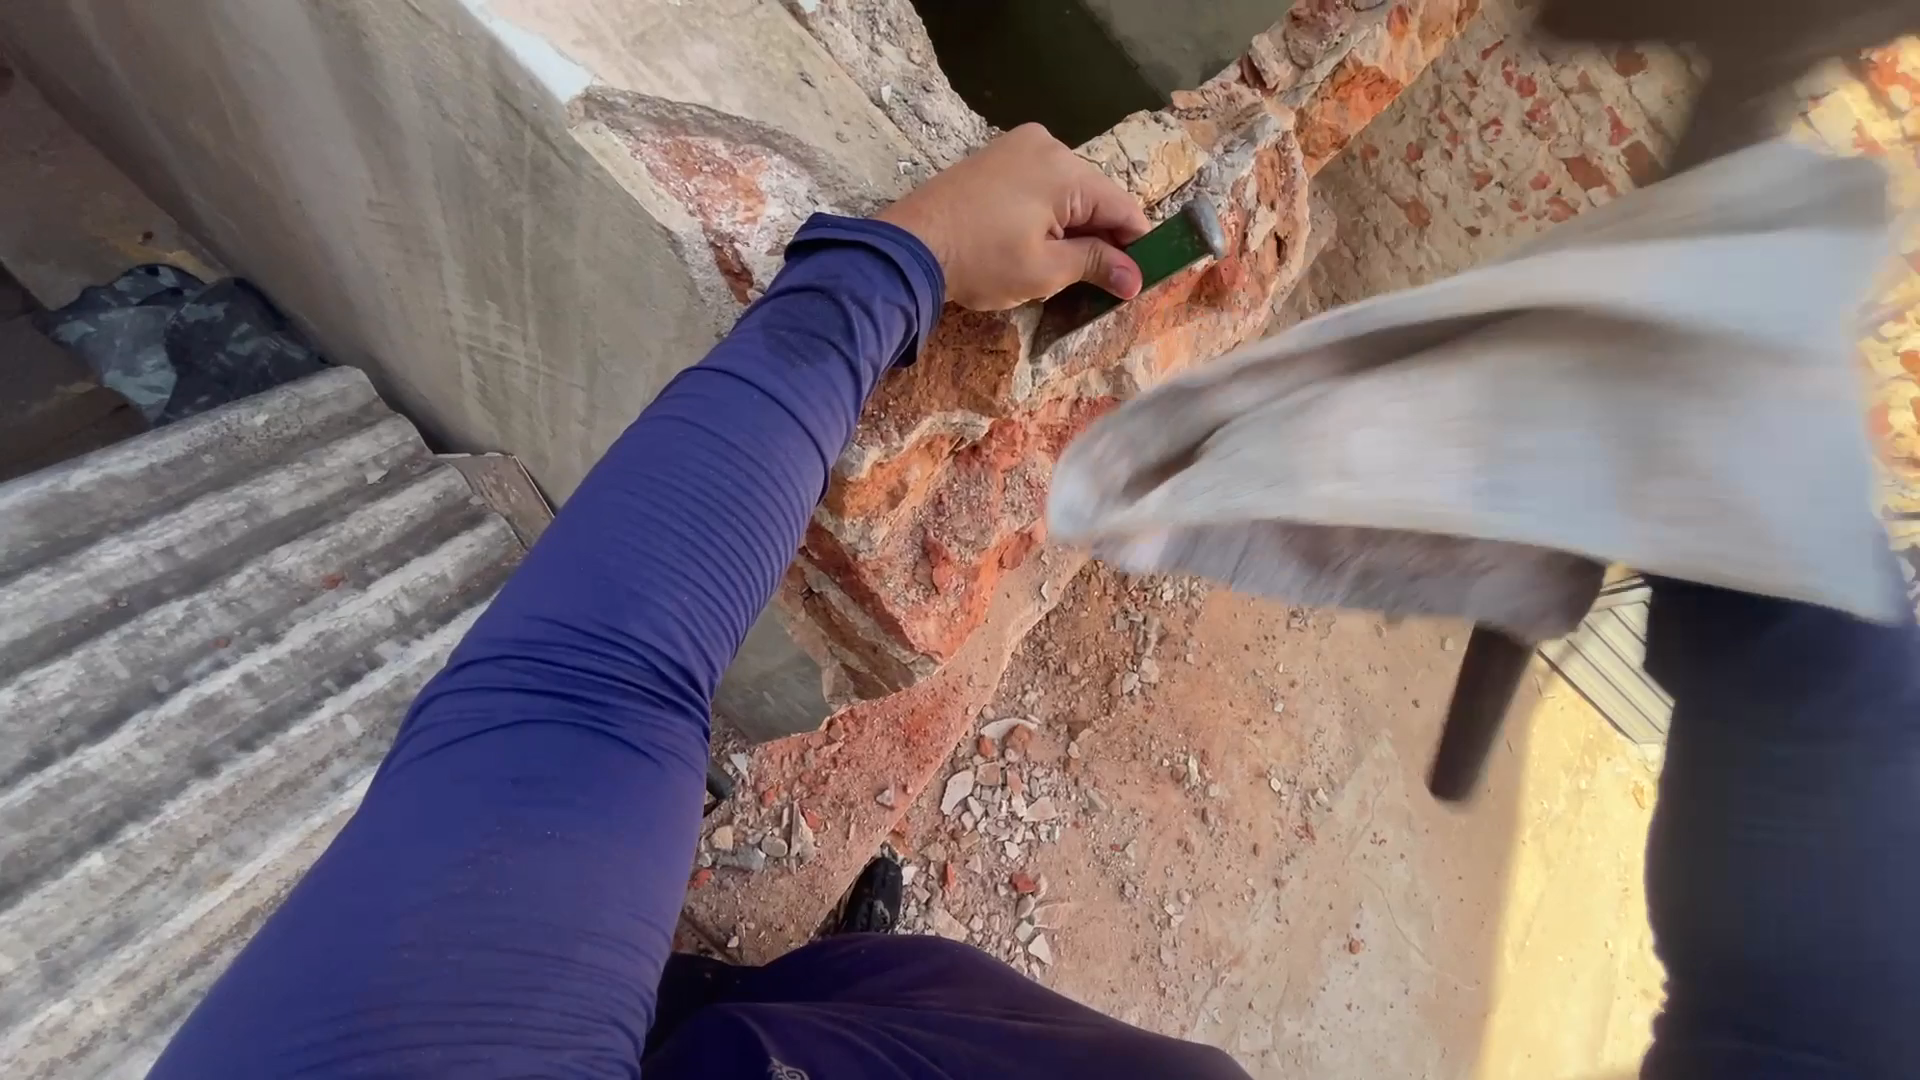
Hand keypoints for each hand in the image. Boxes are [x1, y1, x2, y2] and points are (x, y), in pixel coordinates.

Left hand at [877, 123, 1151, 310]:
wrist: (909, 248)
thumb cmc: (980, 262)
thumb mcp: (1045, 271)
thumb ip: (1095, 266)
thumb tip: (1135, 279)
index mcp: (1066, 170)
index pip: (1122, 207)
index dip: (1137, 245)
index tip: (1142, 278)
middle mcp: (1047, 145)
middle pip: (1094, 197)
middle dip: (1102, 239)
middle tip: (1103, 284)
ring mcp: (1017, 147)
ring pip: (1066, 193)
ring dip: (1073, 229)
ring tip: (1066, 270)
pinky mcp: (995, 159)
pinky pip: (1038, 186)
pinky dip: (1047, 216)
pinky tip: (1038, 246)